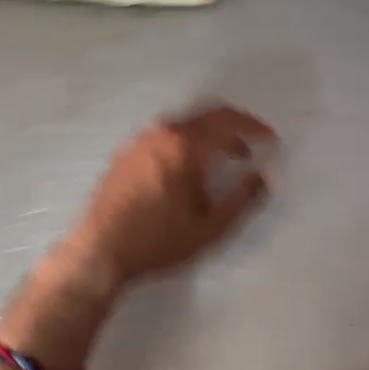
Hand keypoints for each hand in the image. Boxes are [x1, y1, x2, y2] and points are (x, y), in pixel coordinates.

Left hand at [55, 105, 275, 290]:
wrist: (99, 252)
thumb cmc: (158, 240)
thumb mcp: (210, 227)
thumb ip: (243, 198)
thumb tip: (266, 176)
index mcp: (184, 145)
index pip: (227, 121)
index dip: (253, 126)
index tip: (269, 138)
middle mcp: (161, 134)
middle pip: (205, 117)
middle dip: (232, 129)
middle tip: (248, 149)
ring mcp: (139, 141)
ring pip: (183, 126)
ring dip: (207, 136)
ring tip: (220, 161)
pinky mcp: (125, 154)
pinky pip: (164, 136)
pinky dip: (184, 143)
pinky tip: (187, 170)